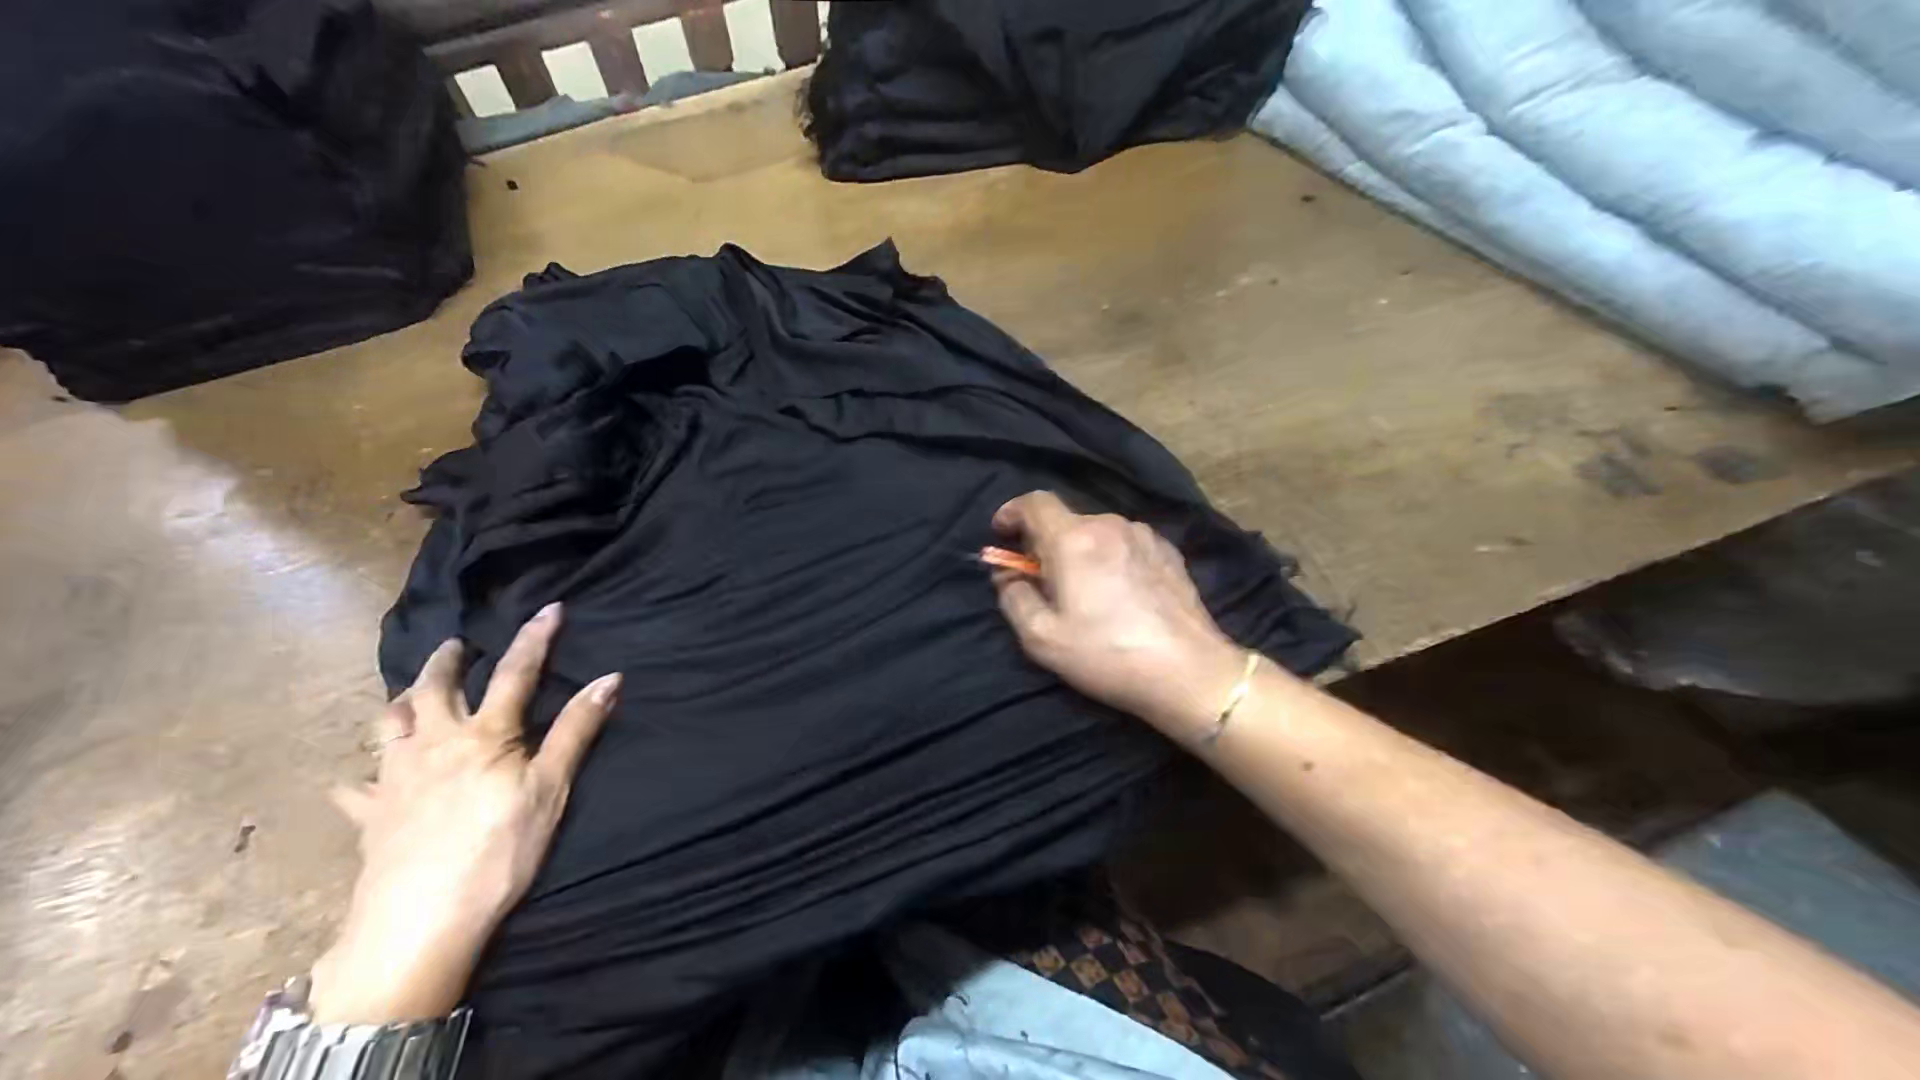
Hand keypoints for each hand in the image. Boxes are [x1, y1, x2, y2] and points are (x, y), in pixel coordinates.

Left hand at [310, 604, 618, 1024]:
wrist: (420, 922)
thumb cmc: (500, 851)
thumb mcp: (550, 788)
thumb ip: (576, 731)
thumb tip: (610, 678)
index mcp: (484, 736)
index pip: (515, 674)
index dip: (535, 638)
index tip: (550, 607)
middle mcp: (433, 745)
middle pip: (434, 690)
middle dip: (446, 661)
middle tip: (454, 645)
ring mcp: (393, 780)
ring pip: (387, 726)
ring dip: (400, 702)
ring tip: (409, 694)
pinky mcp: (370, 818)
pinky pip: (355, 790)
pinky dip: (358, 778)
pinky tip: (358, 781)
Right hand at [990, 491, 1255, 742]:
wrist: (1189, 672)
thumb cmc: (1107, 655)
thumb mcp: (1042, 637)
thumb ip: (1014, 597)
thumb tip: (1007, 575)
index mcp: (1073, 539)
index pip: (1034, 502)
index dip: (1012, 512)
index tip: (1002, 533)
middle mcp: (1109, 525)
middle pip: (1066, 520)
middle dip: (1046, 543)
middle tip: (1041, 580)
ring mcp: (1145, 536)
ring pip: (1097, 533)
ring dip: (1080, 552)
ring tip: (1084, 592)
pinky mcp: (1169, 552)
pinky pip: (1125, 544)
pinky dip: (1110, 558)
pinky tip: (1118, 594)